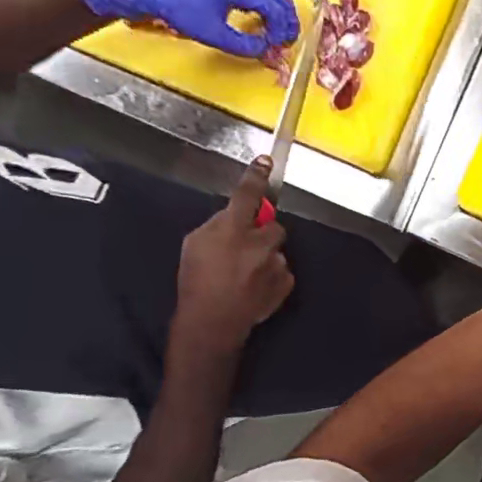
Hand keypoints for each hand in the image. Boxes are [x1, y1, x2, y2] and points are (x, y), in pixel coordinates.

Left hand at [77, 0, 298, 58]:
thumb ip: (244, 45)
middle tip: (288, 37)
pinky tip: (260, 14)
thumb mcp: (214, 34)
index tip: (280, 45)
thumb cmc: (178, 8)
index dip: (282, 28)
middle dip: (286, 15)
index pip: (272, 5)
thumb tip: (265, 49)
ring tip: (278, 26)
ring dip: (277, 5)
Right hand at [174, 156, 294, 350]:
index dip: (257, 176)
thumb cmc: (196, 280)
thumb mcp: (195, 242)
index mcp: (234, 228)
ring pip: (277, 251)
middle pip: (274, 225)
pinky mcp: (286, 282)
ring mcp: (276, 263)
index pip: (248, 194)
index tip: (266, 162)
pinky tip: (255, 287)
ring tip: (246, 275)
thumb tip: (232, 217)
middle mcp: (260, 242)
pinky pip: (282, 271)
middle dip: (263, 232)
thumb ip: (218, 225)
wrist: (214, 319)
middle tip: (246, 246)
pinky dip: (272, 275)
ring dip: (266, 257)